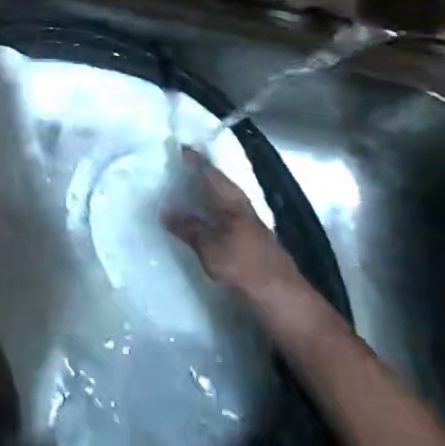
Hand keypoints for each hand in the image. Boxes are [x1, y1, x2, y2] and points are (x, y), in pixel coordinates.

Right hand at [163, 146, 303, 304]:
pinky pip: (222, 218)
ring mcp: (247, 224)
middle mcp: (241, 206)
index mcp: (233, 199)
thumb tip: (164, 209)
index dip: (194, 160)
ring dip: (203, 196)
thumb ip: (188, 226)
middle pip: (217, 184)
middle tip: (174, 170)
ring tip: (180, 193)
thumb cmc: (243, 265)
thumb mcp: (209, 246)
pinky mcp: (248, 242)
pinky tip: (198, 222)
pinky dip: (208, 214)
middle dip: (198, 176)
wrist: (280, 297)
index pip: (210, 171)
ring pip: (220, 201)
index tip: (177, 148)